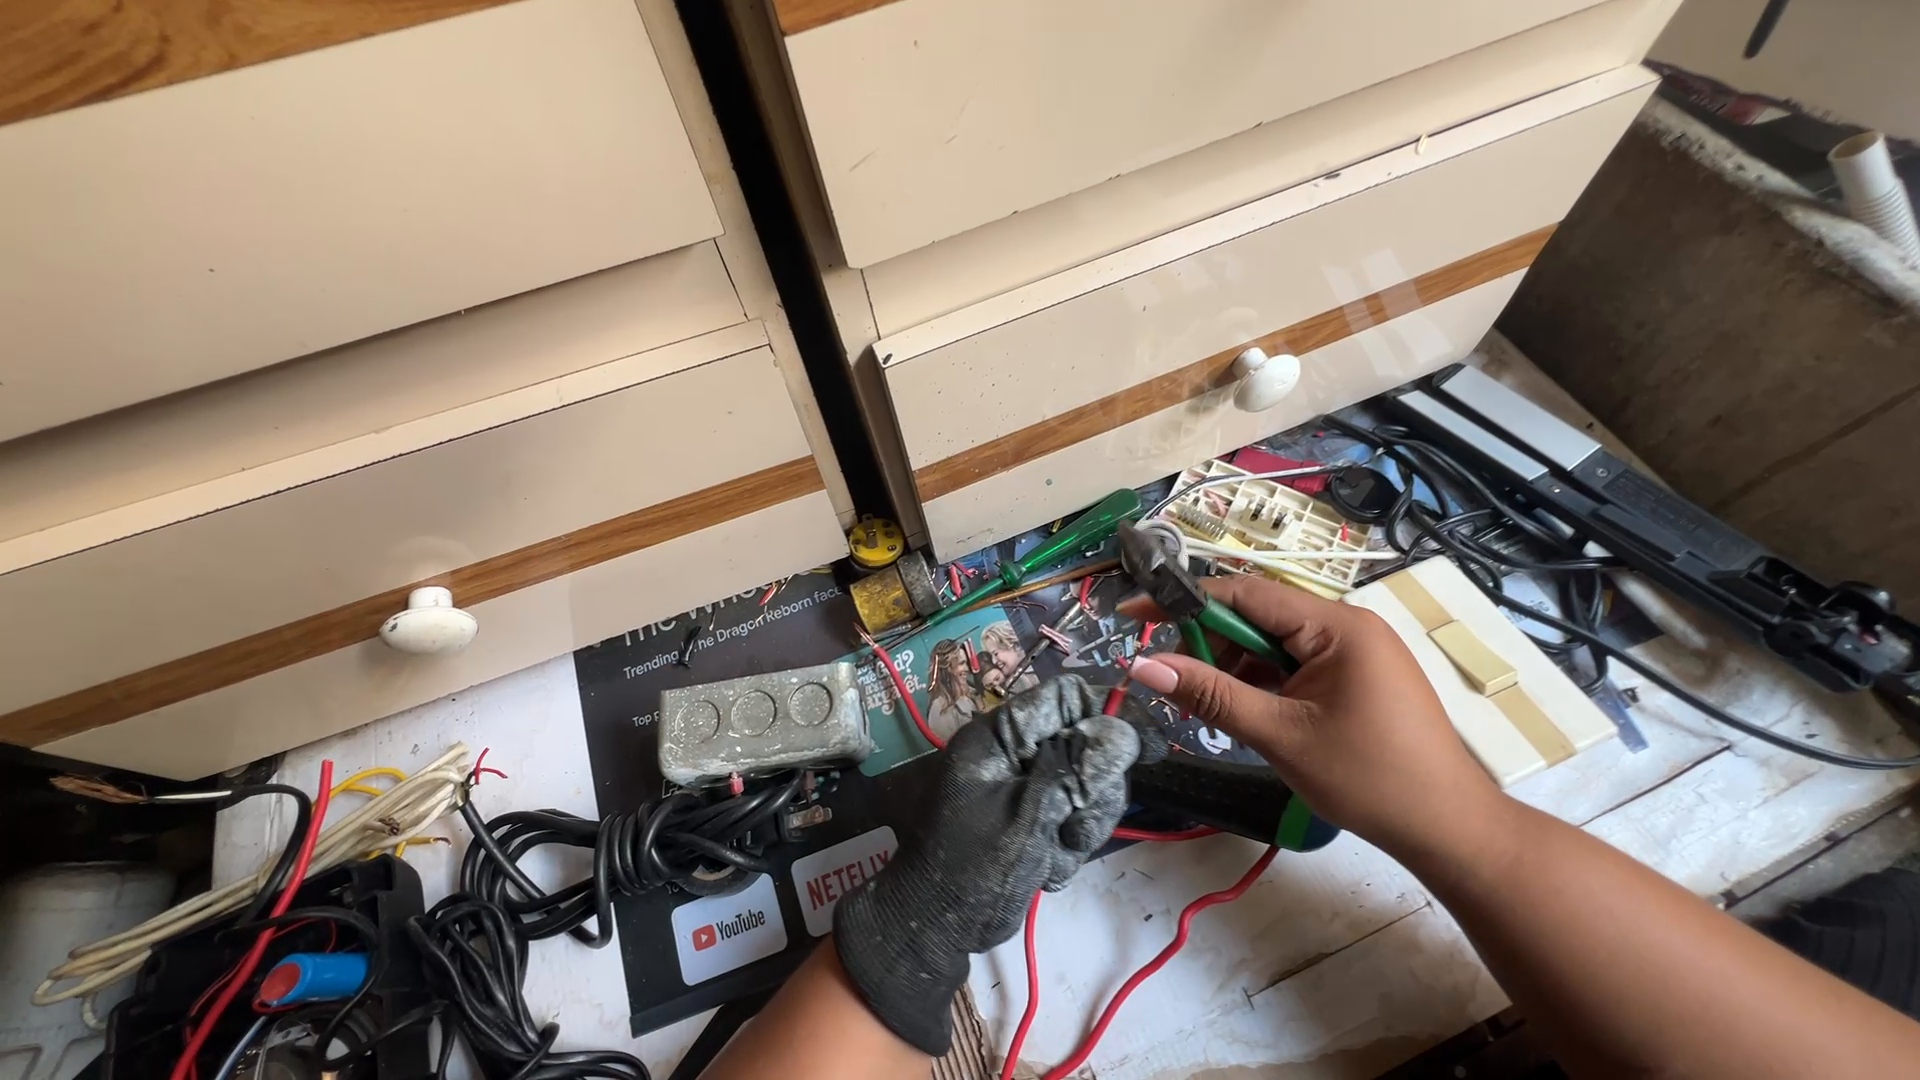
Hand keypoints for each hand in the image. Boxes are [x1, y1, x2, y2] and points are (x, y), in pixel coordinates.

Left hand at [833, 675, 1152, 1054]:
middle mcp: (1017, 751)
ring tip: (1054, 854)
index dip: (1114, 714)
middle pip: (1089, 745)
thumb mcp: (1026, 816)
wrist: (937, 926)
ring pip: (1090, 786)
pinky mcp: (1038, 817)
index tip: (1152, 748)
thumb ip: (1073, 771)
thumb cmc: (970, 865)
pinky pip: (1077, 819)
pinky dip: (1069, 847)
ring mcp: (1028, 786)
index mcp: (1002, 734)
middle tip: (1075, 830)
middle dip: (1095, 793)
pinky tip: (1044, 868)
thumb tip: (1122, 730)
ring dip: (1083, 826)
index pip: (1069, 697)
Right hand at [1123, 576, 1501, 859]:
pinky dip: (1262, 682)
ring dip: (1235, 668)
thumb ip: (1210, 695)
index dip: (1184, 601)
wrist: (1450, 830)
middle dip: (1210, 644)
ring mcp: (1354, 650)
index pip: (1245, 594)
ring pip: (1272, 642)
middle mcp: (1346, 625)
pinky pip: (1293, 663)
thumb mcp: (1279, 735)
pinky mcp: (1355, 676)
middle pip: (1257, 616)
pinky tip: (1247, 711)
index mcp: (1336, 626)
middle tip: (1175, 680)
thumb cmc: (1368, 779)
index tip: (1134, 612)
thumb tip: (1143, 665)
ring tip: (1212, 707)